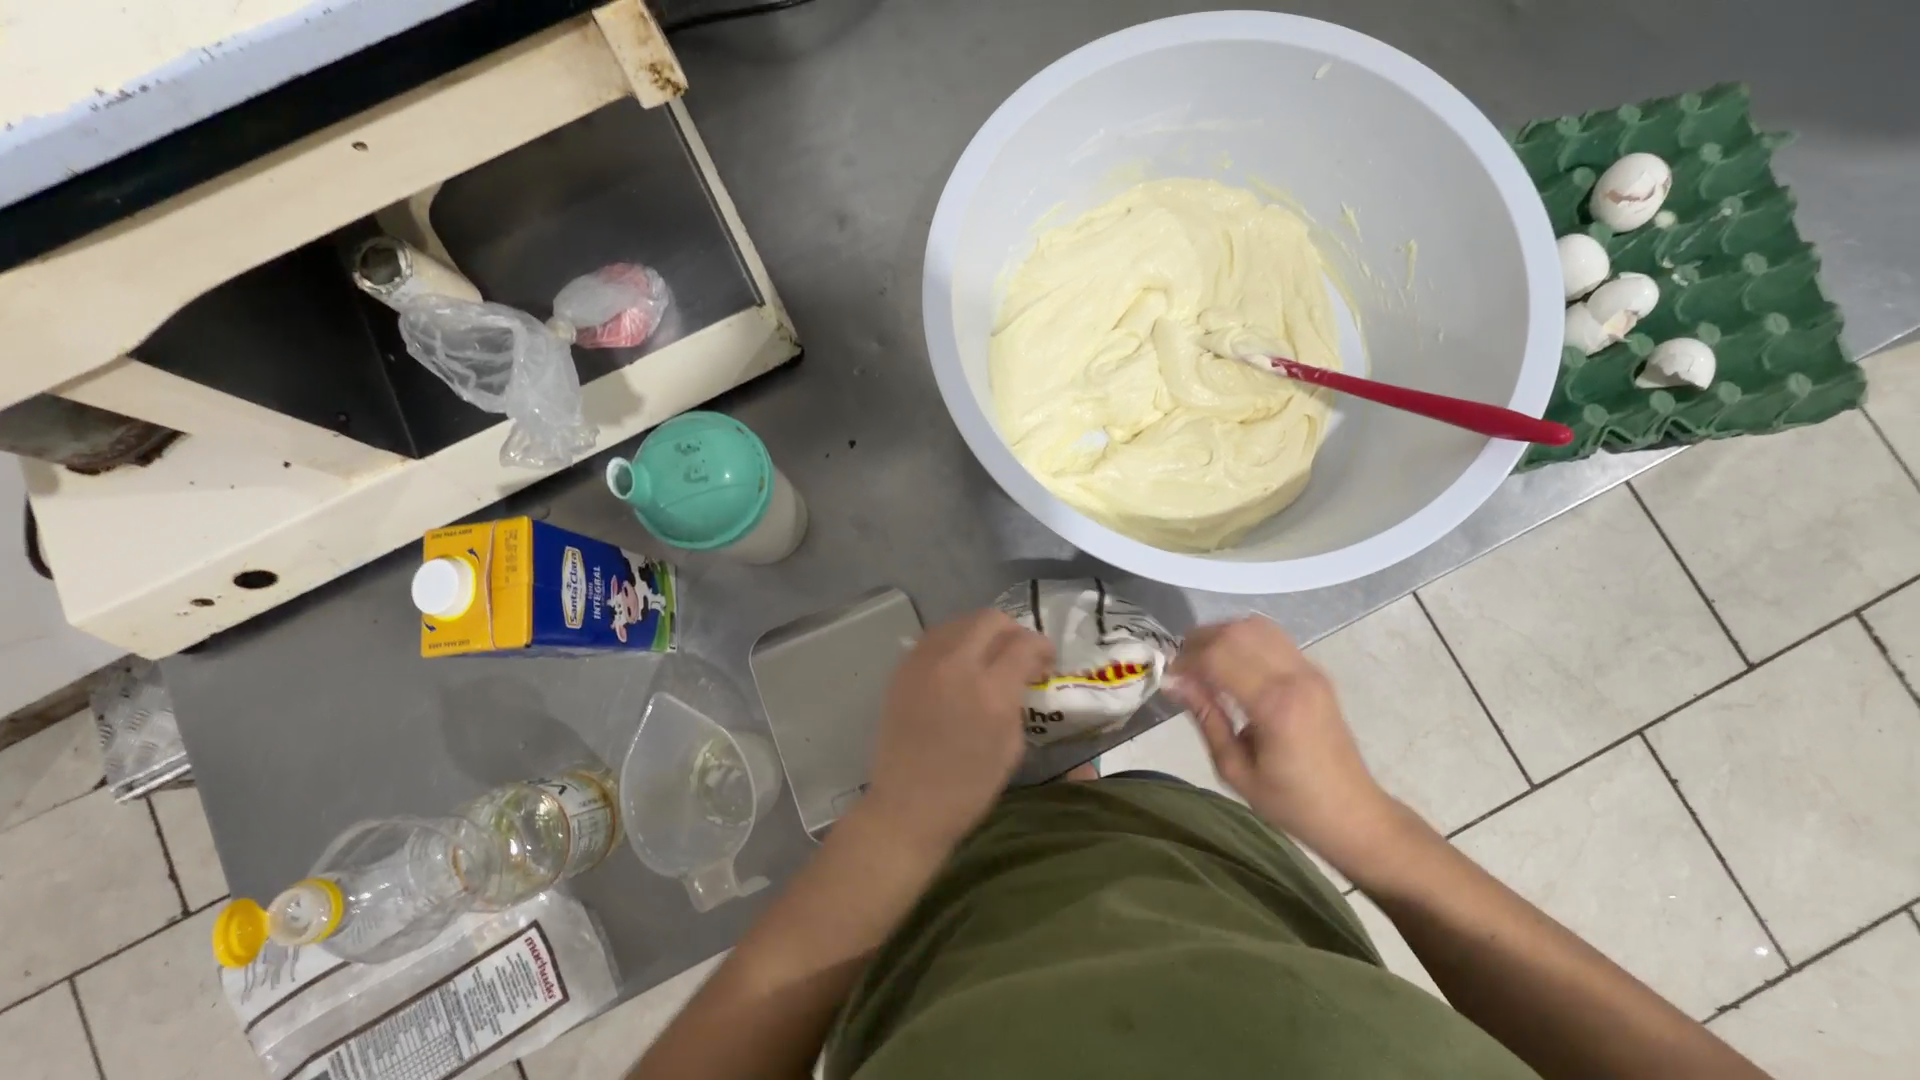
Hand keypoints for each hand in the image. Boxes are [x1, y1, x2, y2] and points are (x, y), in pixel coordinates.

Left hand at [865, 610, 1053, 848]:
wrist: (906, 807)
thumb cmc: (968, 789)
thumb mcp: (1011, 747)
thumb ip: (1017, 701)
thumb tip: (1020, 676)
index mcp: (991, 691)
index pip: (1025, 643)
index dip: (1042, 648)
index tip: (1046, 662)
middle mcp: (956, 666)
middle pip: (990, 620)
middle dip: (1012, 632)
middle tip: (1019, 655)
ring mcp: (924, 663)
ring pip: (960, 622)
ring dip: (981, 633)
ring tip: (988, 657)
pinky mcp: (902, 669)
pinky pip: (934, 637)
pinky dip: (954, 642)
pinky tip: (959, 665)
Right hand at [1168, 616, 1402, 867]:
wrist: (1351, 812)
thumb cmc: (1290, 802)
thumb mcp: (1234, 769)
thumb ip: (1205, 717)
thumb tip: (1173, 682)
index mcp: (1275, 705)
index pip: (1219, 656)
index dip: (1186, 660)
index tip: (1167, 677)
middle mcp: (1295, 676)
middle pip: (1236, 632)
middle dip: (1199, 642)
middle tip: (1180, 668)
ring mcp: (1309, 669)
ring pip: (1255, 626)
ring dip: (1221, 635)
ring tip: (1201, 663)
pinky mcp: (1314, 672)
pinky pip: (1272, 637)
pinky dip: (1242, 640)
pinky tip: (1229, 665)